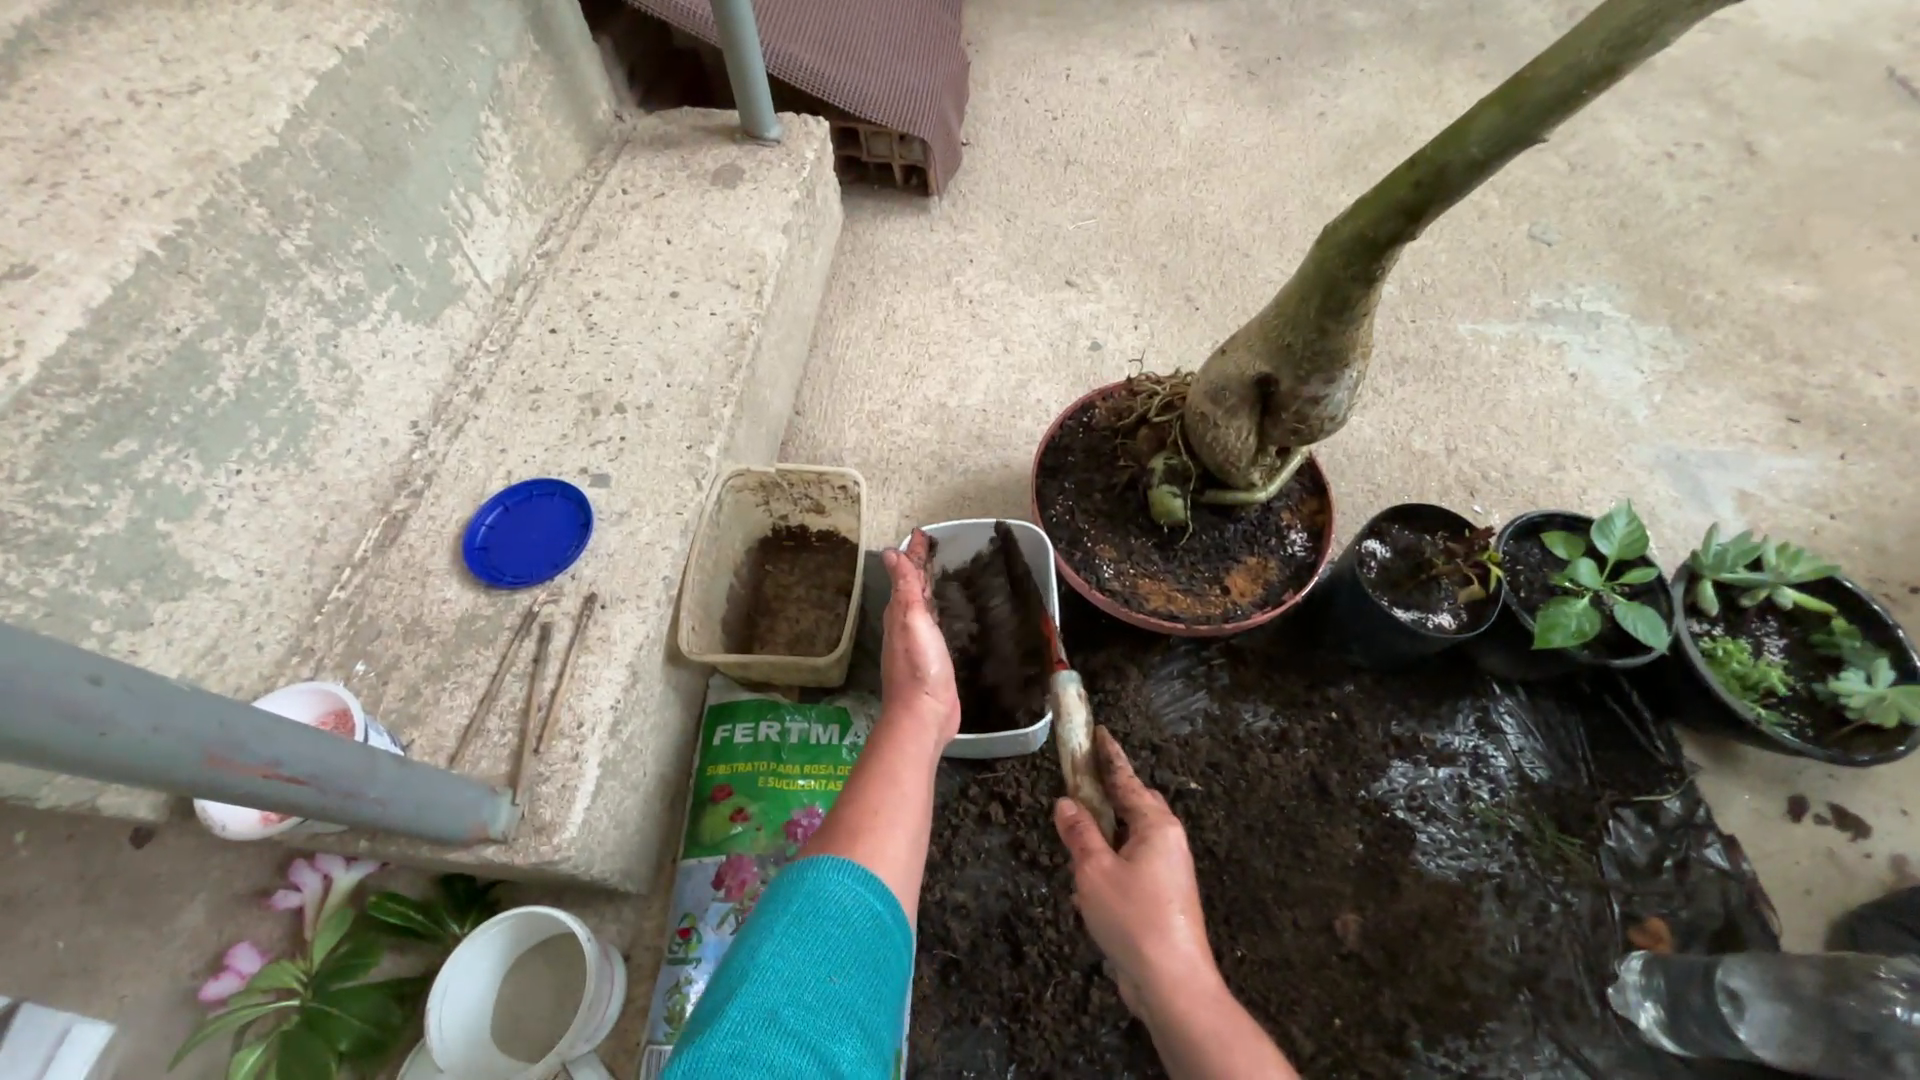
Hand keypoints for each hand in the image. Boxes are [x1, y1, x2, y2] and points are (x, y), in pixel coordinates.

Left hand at [880, 530, 961, 744]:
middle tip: (930, 548)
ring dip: (926, 587)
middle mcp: (905, 626)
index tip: (921, 533)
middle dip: (918, 567)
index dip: (914, 554)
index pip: (906, 575)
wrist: (924, 715)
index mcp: (899, 614)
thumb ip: (904, 589)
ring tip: (936, 574)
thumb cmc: (920, 667)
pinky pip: (933, 624)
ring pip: (920, 605)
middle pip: (911, 588)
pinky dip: (936, 610)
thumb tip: (889, 555)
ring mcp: (918, 643)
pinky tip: (943, 614)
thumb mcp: (912, 621)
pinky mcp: (932, 659)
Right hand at [1054, 727, 1219, 1024]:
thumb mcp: (1093, 870)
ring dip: (1104, 838)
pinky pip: (1132, 866)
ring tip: (1076, 845)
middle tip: (1079, 788)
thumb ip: (1079, 833)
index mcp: (1156, 825)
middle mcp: (1167, 841)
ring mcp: (1168, 871)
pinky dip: (1110, 866)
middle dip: (1107, 797)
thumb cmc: (1133, 917)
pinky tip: (1087, 888)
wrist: (1171, 983)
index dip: (1109, 756)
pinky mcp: (1163, 897)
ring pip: (1131, 839)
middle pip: (1134, 805)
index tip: (1099, 732)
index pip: (1126, 779)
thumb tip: (1066, 803)